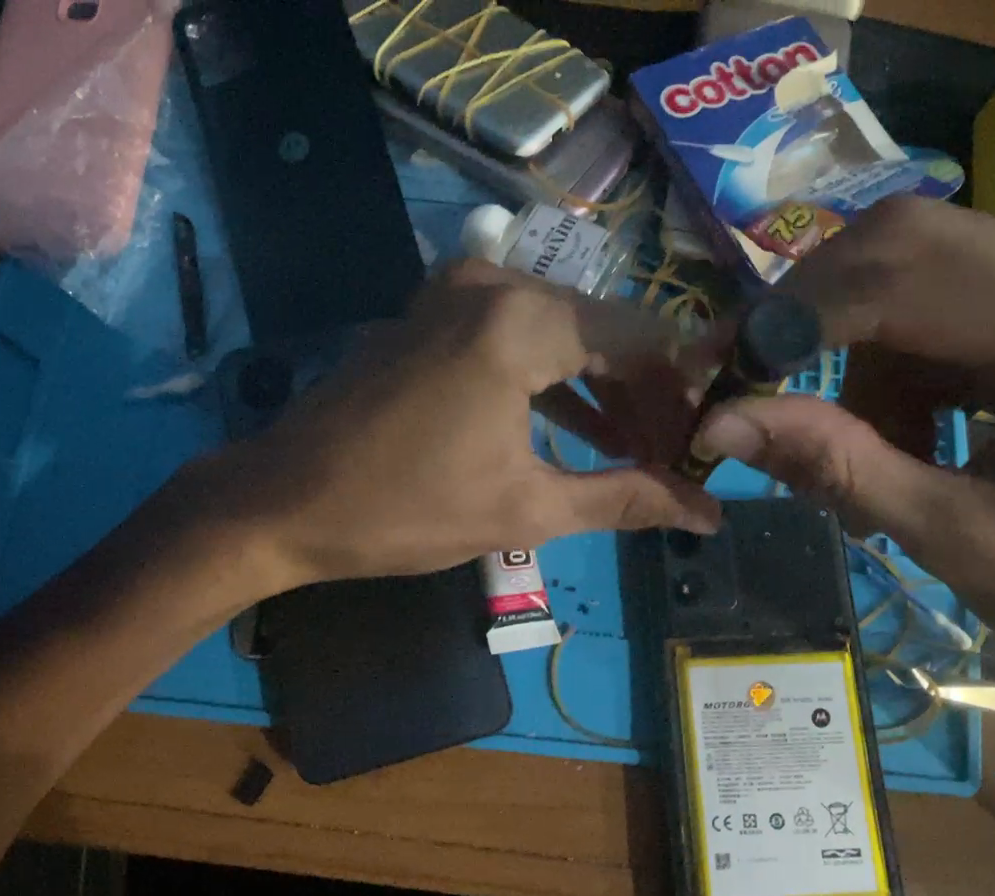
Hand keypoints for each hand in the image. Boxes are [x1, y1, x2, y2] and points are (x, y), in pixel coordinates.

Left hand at [206, 261, 721, 586]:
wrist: (281, 502)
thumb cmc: (404, 509)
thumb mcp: (526, 508)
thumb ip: (626, 498)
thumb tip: (708, 513)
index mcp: (522, 320)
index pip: (642, 336)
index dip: (687, 388)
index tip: (714, 436)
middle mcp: (493, 283)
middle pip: (603, 328)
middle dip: (647, 394)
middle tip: (680, 454)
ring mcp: (454, 292)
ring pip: (561, 331)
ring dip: (603, 389)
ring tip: (643, 450)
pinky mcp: (431, 315)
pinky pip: (516, 336)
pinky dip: (553, 379)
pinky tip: (586, 429)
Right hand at [692, 197, 994, 703]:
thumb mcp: (952, 540)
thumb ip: (834, 467)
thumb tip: (716, 424)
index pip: (899, 279)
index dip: (789, 321)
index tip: (714, 378)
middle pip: (903, 245)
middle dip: (811, 316)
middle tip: (754, 390)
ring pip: (912, 273)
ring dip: (855, 355)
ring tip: (863, 451)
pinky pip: (940, 310)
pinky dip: (892, 368)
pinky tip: (905, 438)